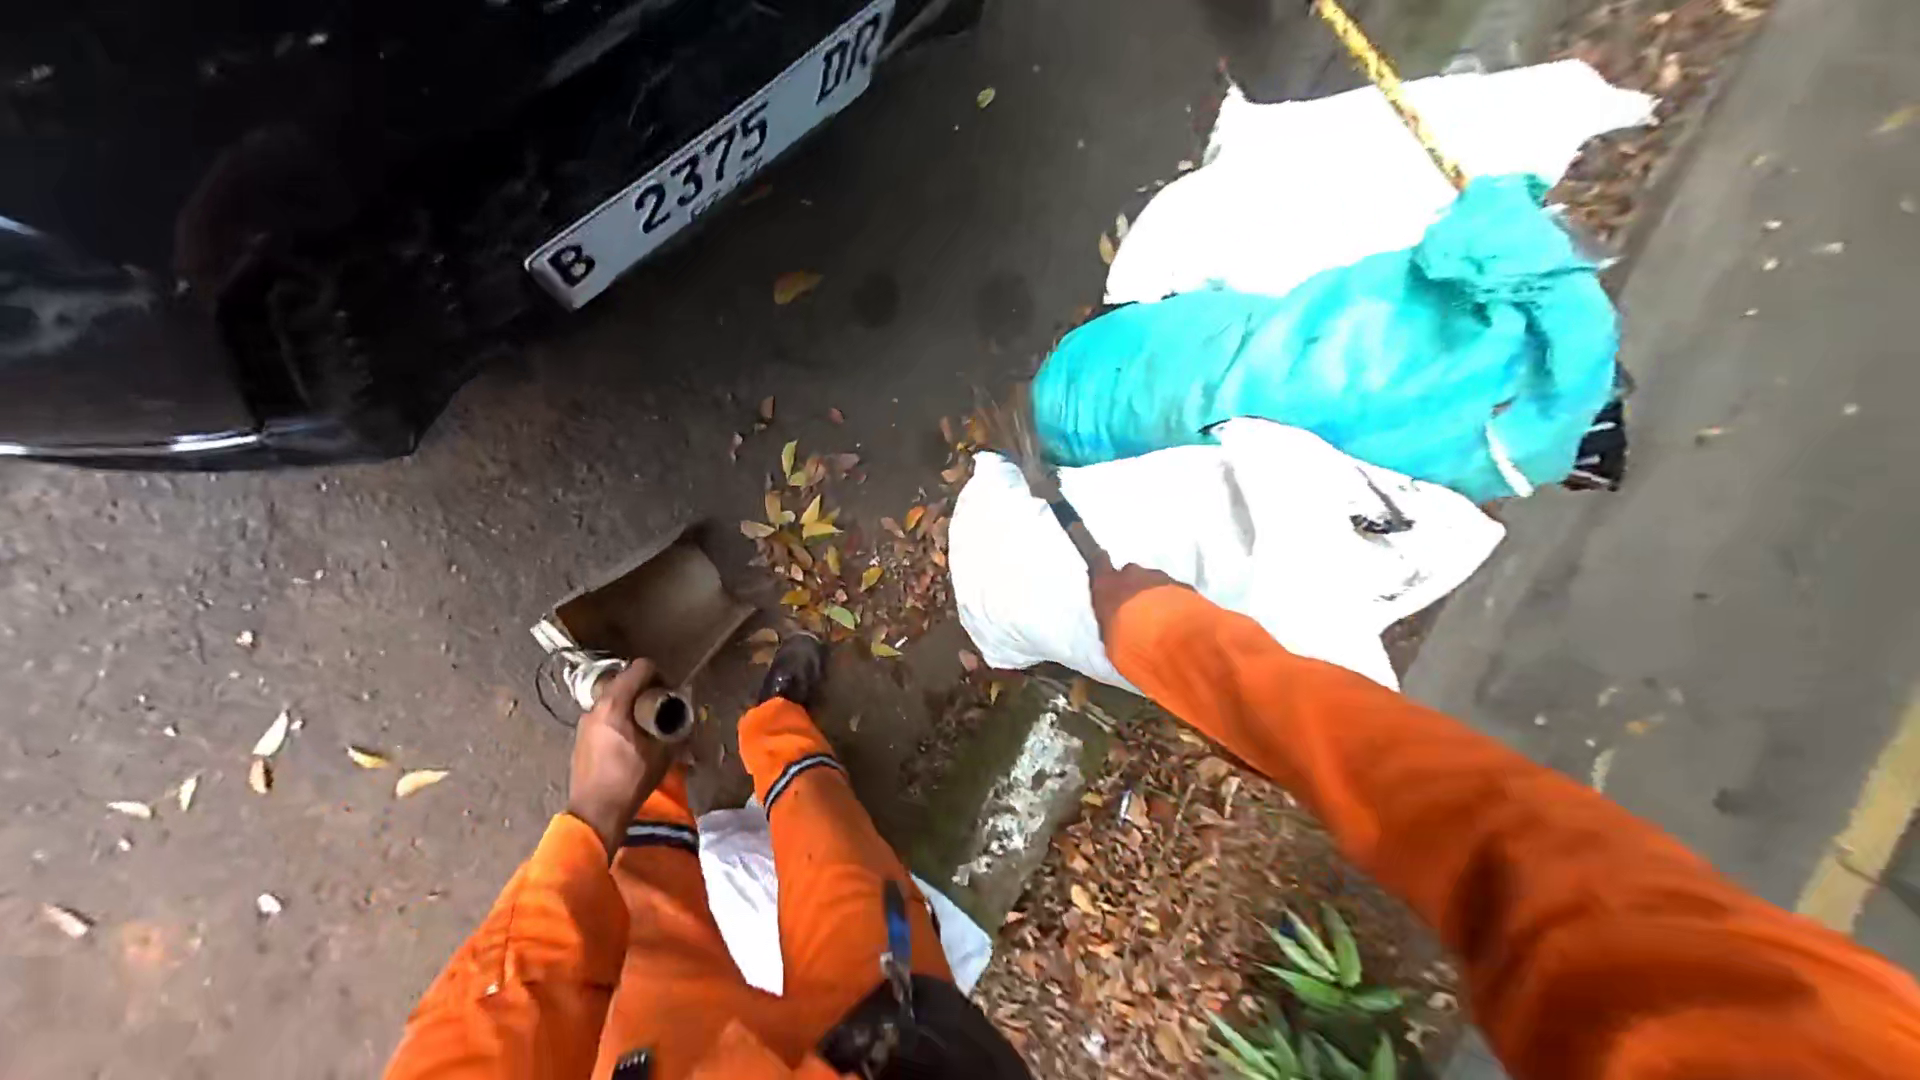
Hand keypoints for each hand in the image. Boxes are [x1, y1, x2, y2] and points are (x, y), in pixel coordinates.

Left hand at [566, 659, 674, 859]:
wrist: (595, 812)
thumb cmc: (631, 780)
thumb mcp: (664, 751)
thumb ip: (677, 725)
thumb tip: (687, 710)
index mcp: (615, 704)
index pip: (641, 667)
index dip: (661, 674)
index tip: (670, 692)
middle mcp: (596, 706)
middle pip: (626, 680)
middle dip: (647, 688)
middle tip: (662, 707)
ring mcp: (585, 721)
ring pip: (615, 697)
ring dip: (633, 703)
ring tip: (648, 725)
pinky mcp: (581, 736)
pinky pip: (606, 713)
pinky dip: (621, 716)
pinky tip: (631, 739)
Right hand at [1090, 562, 1184, 644]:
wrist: (1167, 637)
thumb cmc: (1126, 637)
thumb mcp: (1107, 636)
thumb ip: (1110, 624)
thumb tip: (1115, 627)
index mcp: (1107, 584)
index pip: (1099, 562)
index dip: (1100, 560)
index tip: (1101, 556)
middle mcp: (1132, 575)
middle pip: (1131, 574)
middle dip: (1133, 587)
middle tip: (1136, 607)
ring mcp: (1161, 578)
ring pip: (1155, 582)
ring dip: (1156, 595)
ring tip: (1160, 617)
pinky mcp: (1184, 587)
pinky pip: (1177, 591)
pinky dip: (1177, 601)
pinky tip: (1178, 619)